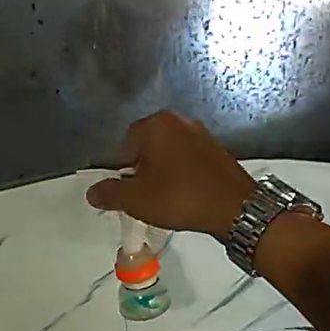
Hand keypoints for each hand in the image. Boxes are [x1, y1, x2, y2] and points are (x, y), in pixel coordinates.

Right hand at [85, 111, 257, 238]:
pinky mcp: (218, 151)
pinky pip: (189, 161)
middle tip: (145, 196)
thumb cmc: (180, 197)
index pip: (124, 145)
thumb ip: (109, 193)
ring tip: (166, 199)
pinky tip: (185, 196)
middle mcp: (179, 122)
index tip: (130, 192)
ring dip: (163, 173)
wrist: (235, 208)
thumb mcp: (135, 199)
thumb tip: (93, 192)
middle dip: (143, 170)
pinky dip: (183, 176)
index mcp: (155, 125)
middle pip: (147, 147)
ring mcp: (202, 134)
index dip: (123, 171)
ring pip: (169, 154)